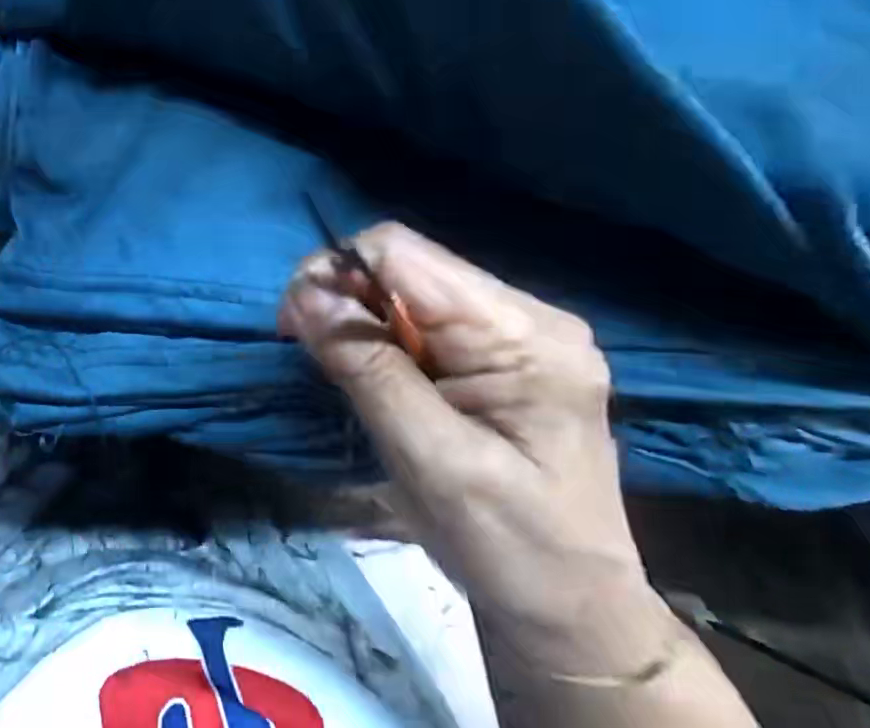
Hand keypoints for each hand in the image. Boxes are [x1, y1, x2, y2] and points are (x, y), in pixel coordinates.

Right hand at [280, 223, 673, 674]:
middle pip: (410, 267)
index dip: (337, 272)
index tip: (295, 324)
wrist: (574, 615)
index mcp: (524, 334)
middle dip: (349, 299)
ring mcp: (523, 332)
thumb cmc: (510, 549)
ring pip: (414, 291)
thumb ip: (368, 369)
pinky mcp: (509, 354)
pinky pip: (430, 320)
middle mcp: (530, 315)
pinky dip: (391, 341)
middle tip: (316, 354)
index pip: (405, 254)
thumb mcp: (430, 462)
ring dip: (367, 323)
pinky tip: (388, 380)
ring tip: (353, 377)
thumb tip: (306, 294)